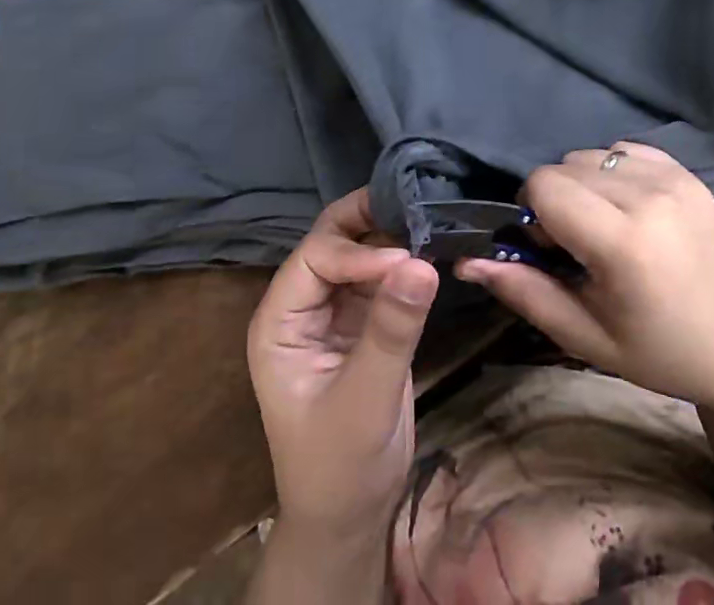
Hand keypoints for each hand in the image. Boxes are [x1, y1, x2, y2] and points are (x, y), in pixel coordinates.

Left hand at [246, 189, 439, 540]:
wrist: (350, 512)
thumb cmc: (340, 463)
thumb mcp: (366, 399)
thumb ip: (391, 330)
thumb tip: (421, 263)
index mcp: (279, 322)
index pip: (315, 259)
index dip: (358, 252)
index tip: (407, 259)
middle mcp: (303, 307)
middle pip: (331, 243)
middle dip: (369, 221)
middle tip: (416, 200)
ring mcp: (334, 313)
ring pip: (360, 255)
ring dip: (392, 238)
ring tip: (432, 219)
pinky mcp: (364, 323)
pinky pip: (383, 280)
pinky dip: (407, 265)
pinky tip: (434, 250)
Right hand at [452, 144, 713, 405]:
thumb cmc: (654, 349)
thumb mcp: (582, 334)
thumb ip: (523, 291)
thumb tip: (466, 261)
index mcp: (624, 242)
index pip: (545, 185)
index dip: (533, 213)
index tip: (550, 247)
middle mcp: (650, 198)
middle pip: (565, 166)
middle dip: (555, 200)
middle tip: (577, 244)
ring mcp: (675, 180)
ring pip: (591, 154)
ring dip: (583, 185)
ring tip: (605, 225)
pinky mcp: (689, 174)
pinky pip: (625, 150)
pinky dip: (614, 172)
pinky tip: (629, 208)